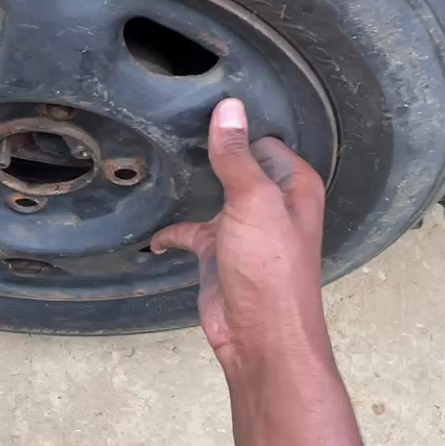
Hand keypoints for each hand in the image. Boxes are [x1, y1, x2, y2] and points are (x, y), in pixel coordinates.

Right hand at [151, 98, 328, 368]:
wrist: (260, 338)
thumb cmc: (269, 268)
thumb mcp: (252, 201)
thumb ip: (236, 155)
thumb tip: (228, 107)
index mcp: (292, 185)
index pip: (263, 140)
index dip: (237, 128)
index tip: (201, 108)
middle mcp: (271, 203)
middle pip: (237, 164)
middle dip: (210, 152)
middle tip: (171, 127)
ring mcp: (244, 228)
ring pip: (213, 195)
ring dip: (190, 187)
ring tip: (158, 161)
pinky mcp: (219, 253)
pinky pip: (190, 232)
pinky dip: (172, 232)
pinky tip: (152, 232)